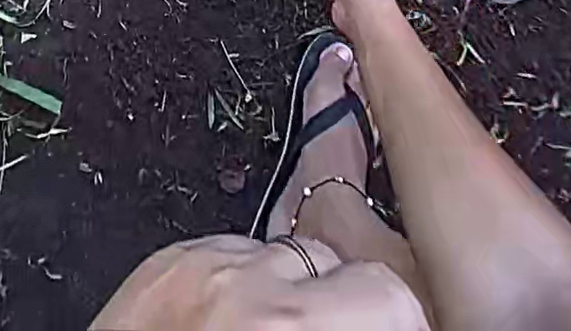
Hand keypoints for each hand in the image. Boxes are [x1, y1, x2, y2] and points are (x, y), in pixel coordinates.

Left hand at [89, 235, 427, 330]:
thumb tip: (383, 319)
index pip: (389, 298)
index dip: (399, 319)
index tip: (393, 328)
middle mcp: (256, 294)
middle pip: (342, 262)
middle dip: (346, 302)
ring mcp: (209, 266)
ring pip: (289, 249)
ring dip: (291, 287)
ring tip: (267, 330)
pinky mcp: (172, 256)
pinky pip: (236, 248)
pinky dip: (242, 279)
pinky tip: (222, 322)